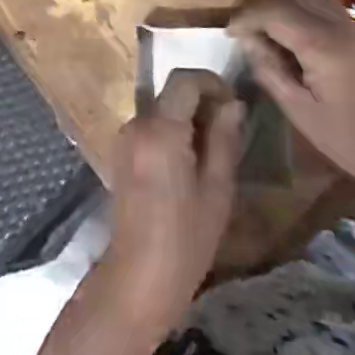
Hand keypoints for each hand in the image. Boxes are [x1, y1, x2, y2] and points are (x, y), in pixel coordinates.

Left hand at [99, 69, 245, 331]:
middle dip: (202, 102)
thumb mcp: (217, 188)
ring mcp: (124, 138)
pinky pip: (149, 129)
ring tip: (214, 151)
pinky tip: (188, 164)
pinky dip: (171, 132)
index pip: (183, 80)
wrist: (140, 274)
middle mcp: (136, 124)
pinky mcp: (119, 153)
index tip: (234, 103)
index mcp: (160, 129)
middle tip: (230, 130)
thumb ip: (224, 139)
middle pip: (170, 94)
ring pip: (160, 111)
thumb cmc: (187, 236)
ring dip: (187, 119)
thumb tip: (234, 103)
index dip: (212, 82)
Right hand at [229, 0, 354, 207]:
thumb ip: (269, 70)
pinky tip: (288, 31)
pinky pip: (321, 4)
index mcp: (321, 45)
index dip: (245, 18)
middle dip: (259, 5)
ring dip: (279, 1)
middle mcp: (338, 25)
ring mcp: (352, 26)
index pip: (272, 12)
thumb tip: (247, 42)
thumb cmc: (352, 140)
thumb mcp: (299, 111)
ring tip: (261, 26)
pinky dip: (297, 6)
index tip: (228, 35)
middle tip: (242, 30)